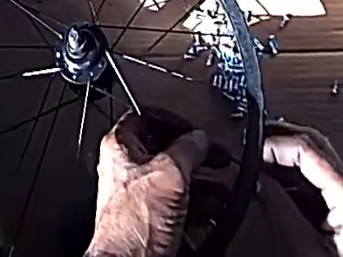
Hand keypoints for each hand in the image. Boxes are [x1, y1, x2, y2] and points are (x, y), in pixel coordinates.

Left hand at [87, 109, 208, 256]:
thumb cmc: (134, 224)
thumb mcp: (169, 174)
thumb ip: (186, 150)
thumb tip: (198, 138)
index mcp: (119, 147)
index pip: (145, 118)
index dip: (171, 120)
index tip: (193, 129)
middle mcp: (125, 169)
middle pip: (165, 152)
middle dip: (195, 158)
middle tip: (215, 158)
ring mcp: (136, 198)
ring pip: (173, 182)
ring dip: (201, 185)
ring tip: (223, 190)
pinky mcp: (148, 224)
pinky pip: (176, 208)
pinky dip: (196, 208)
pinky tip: (214, 213)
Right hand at [262, 122, 342, 256]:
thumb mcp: (309, 254)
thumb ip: (282, 212)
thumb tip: (259, 179)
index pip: (309, 149)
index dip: (278, 144)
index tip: (255, 150)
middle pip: (316, 145)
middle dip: (282, 138)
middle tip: (255, 141)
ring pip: (317, 160)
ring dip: (287, 155)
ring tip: (260, 160)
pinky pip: (318, 183)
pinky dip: (294, 175)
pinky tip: (275, 184)